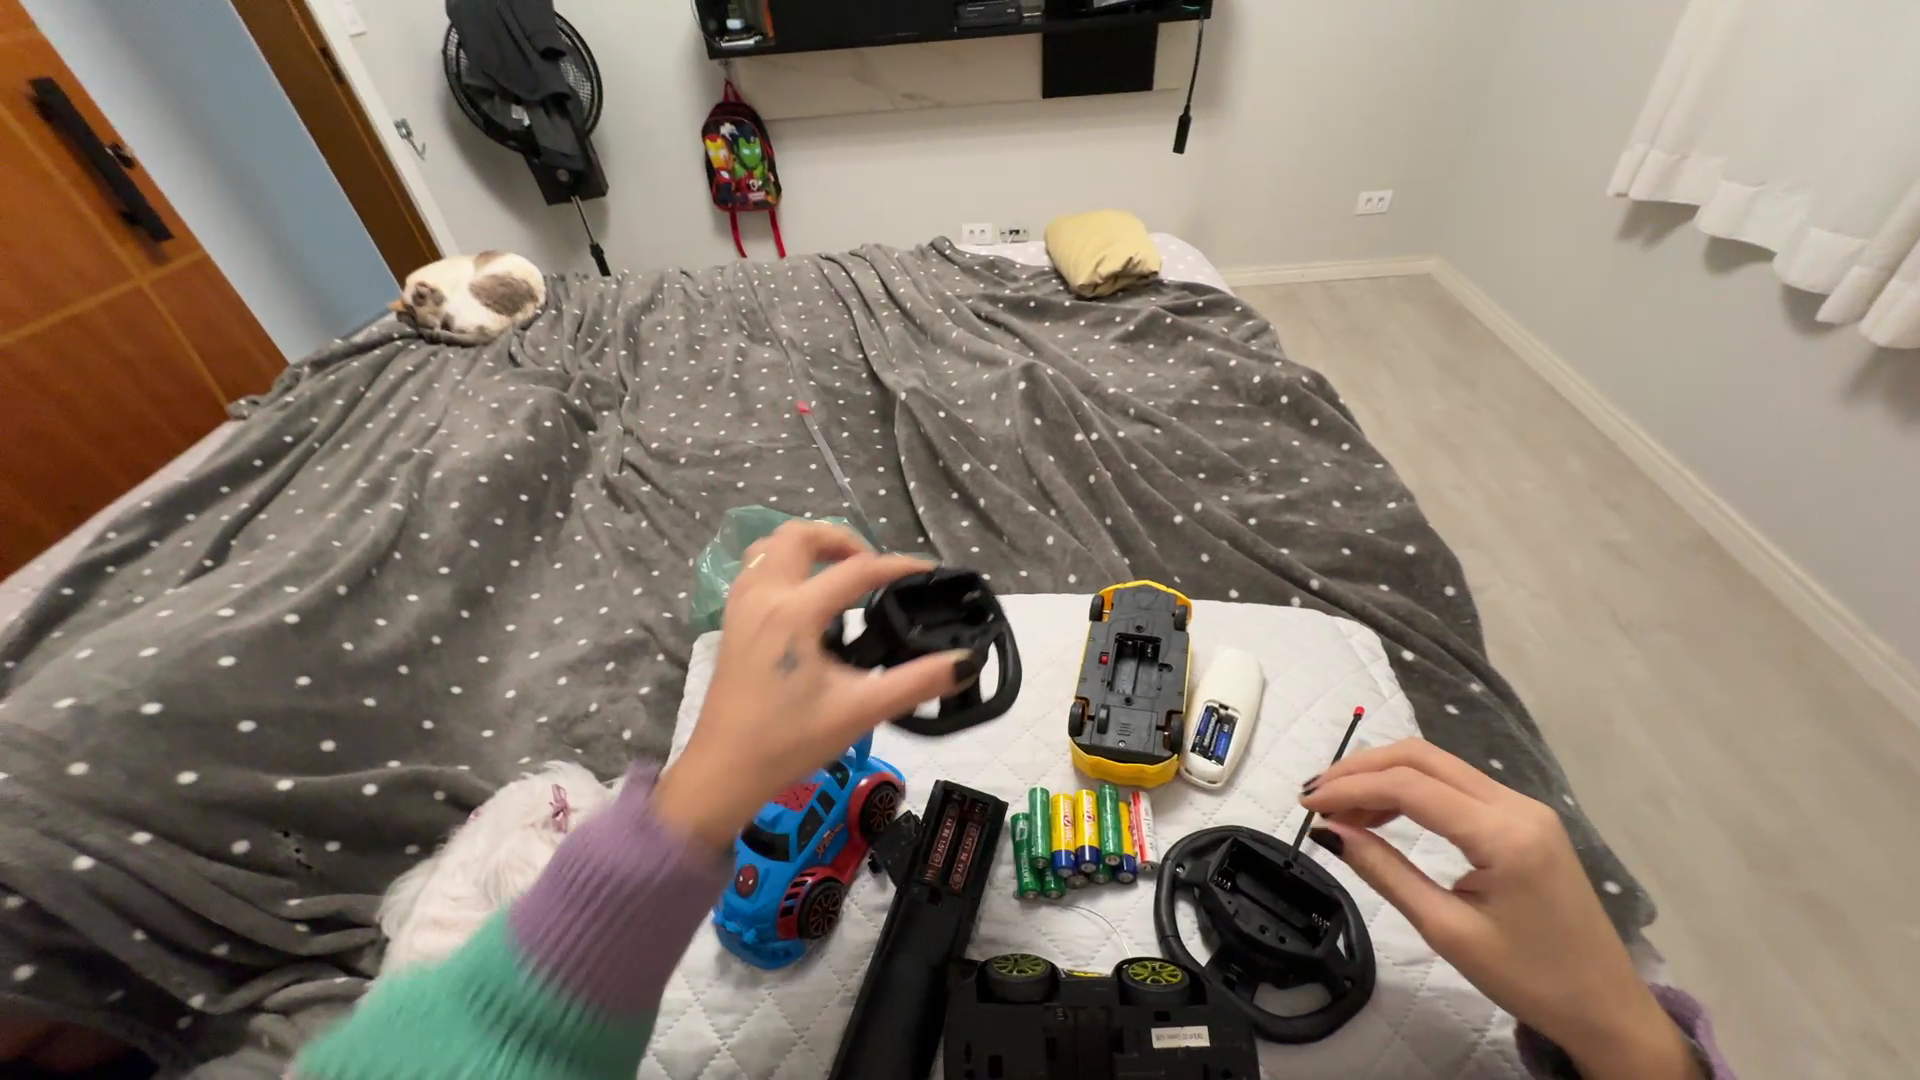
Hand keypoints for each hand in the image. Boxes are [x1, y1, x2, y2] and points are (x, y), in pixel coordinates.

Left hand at [653, 522, 974, 850]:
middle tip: (872, 567)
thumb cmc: (789, 742)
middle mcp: (764, 596)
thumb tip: (966, 662)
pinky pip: (757, 569)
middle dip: (841, 540)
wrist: (723, 773)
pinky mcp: (731, 622)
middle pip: (800, 535)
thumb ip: (917, 682)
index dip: (897, 566)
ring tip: (840, 574)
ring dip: (808, 548)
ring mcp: (741, 606)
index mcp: (795, 612)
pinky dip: (785, 565)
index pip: (856, 571)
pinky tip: (807, 598)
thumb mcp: (860, 711)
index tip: (929, 572)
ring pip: (771, 547)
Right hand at [1300, 739, 1701, 1079]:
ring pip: (1434, 763)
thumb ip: (1383, 870)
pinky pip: (1452, 783)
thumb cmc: (1531, 980)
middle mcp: (1517, 805)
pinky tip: (1380, 813)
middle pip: (1420, 757)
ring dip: (1380, 775)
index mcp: (1505, 835)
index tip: (1307, 805)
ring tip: (1339, 807)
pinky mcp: (1521, 817)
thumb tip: (1328, 831)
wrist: (1610, 1013)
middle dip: (1359, 769)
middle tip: (1316, 796)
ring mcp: (1522, 807)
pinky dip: (1407, 787)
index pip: (1409, 786)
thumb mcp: (1446, 929)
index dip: (1350, 787)